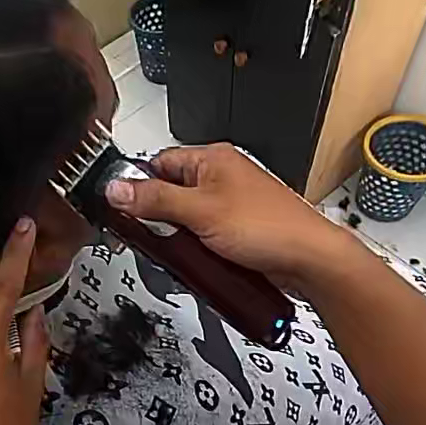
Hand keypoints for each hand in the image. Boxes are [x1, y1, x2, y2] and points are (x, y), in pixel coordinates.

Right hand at [104, 143, 358, 290]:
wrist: (309, 260)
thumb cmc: (269, 227)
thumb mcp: (201, 211)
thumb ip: (156, 200)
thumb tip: (117, 188)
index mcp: (212, 160)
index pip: (159, 163)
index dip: (139, 187)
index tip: (124, 212)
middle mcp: (222, 179)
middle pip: (170, 195)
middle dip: (160, 221)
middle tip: (157, 240)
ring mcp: (230, 208)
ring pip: (187, 222)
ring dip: (180, 241)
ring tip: (183, 254)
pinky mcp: (237, 234)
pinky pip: (205, 240)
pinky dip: (198, 252)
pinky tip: (199, 264)